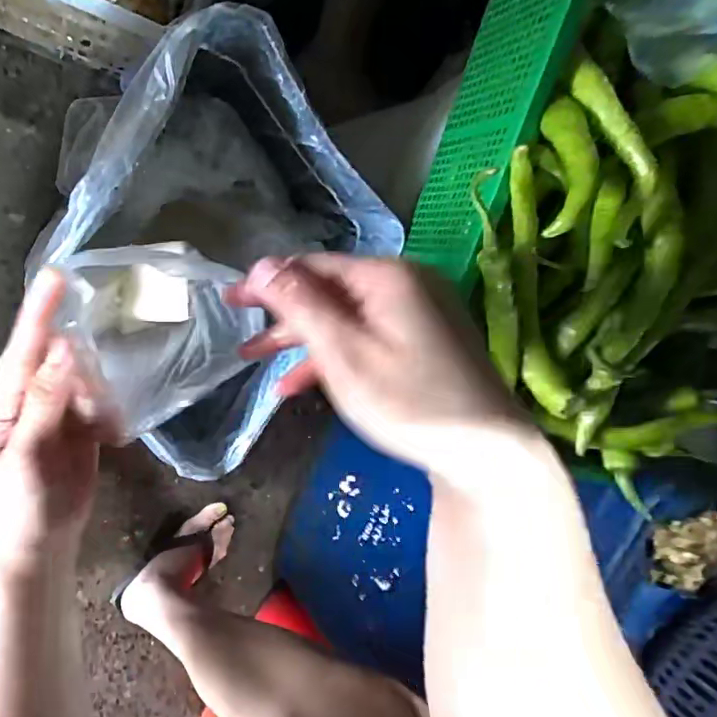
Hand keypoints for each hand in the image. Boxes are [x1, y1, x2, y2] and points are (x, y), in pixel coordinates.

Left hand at [0, 269, 108, 566]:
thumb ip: (44, 401)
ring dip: (99, 394)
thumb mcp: (25, 455)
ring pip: (83, 378)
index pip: (23, 348)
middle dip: (82, 360)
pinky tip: (111, 437)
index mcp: (1, 400)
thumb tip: (64, 348)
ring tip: (100, 428)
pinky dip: (109, 414)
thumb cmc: (19, 507)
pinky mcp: (78, 426)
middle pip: (56, 356)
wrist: (40, 547)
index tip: (58, 275)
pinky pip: (98, 402)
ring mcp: (54, 410)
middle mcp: (26, 396)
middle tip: (96, 390)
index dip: (41, 311)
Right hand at [228, 254, 537, 483]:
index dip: (267, 281)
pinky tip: (297, 383)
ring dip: (298, 338)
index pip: (312, 266)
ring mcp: (417, 313)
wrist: (487, 451)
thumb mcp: (342, 352)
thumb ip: (300, 306)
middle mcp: (405, 284)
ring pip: (342, 316)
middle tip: (236, 327)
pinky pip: (364, 336)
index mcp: (386, 277)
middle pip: (326, 289)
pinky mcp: (422, 341)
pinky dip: (330, 354)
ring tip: (253, 359)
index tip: (230, 299)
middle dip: (279, 312)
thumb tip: (260, 265)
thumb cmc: (406, 400)